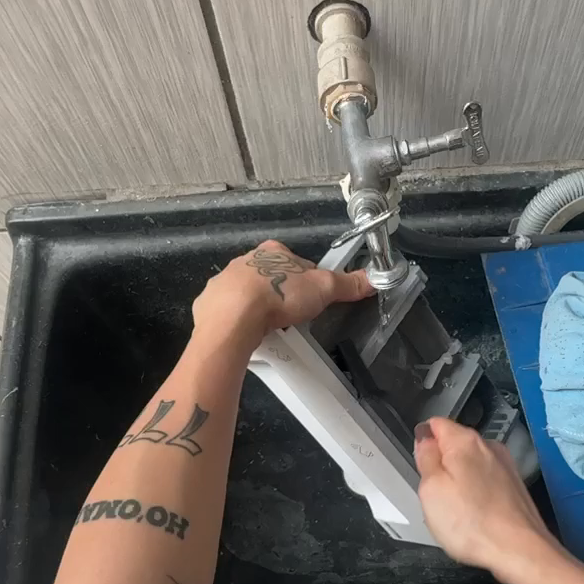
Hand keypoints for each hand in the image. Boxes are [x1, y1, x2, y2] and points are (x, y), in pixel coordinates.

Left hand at [191, 240, 372, 351]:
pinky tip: (247, 332)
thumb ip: (348, 284)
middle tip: (292, 316)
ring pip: (247, 293)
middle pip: (271, 277)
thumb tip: (374, 279)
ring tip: (270, 327)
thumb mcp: (323, 289)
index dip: (307, 281)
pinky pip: (227, 311)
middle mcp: (245, 260)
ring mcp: (225, 281)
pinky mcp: (210, 303)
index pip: (297, 263)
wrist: (233, 318)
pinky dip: (237, 320)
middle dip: (281, 294)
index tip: (312, 300)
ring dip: (258, 306)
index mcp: (273, 251)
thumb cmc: (279, 295)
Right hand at [414, 417, 564, 577]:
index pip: (435, 424)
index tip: (420, 466)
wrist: (520, 551)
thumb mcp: (431, 489)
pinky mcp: (514, 486)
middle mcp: (488, 446)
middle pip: (454, 445)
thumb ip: (425, 458)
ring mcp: (505, 466)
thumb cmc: (471, 523)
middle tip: (436, 495)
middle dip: (441, 465)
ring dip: (458, 481)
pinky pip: (485, 481)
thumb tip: (425, 440)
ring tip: (456, 510)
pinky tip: (474, 516)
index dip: (422, 441)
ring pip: (470, 465)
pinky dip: (475, 494)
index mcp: (464, 441)